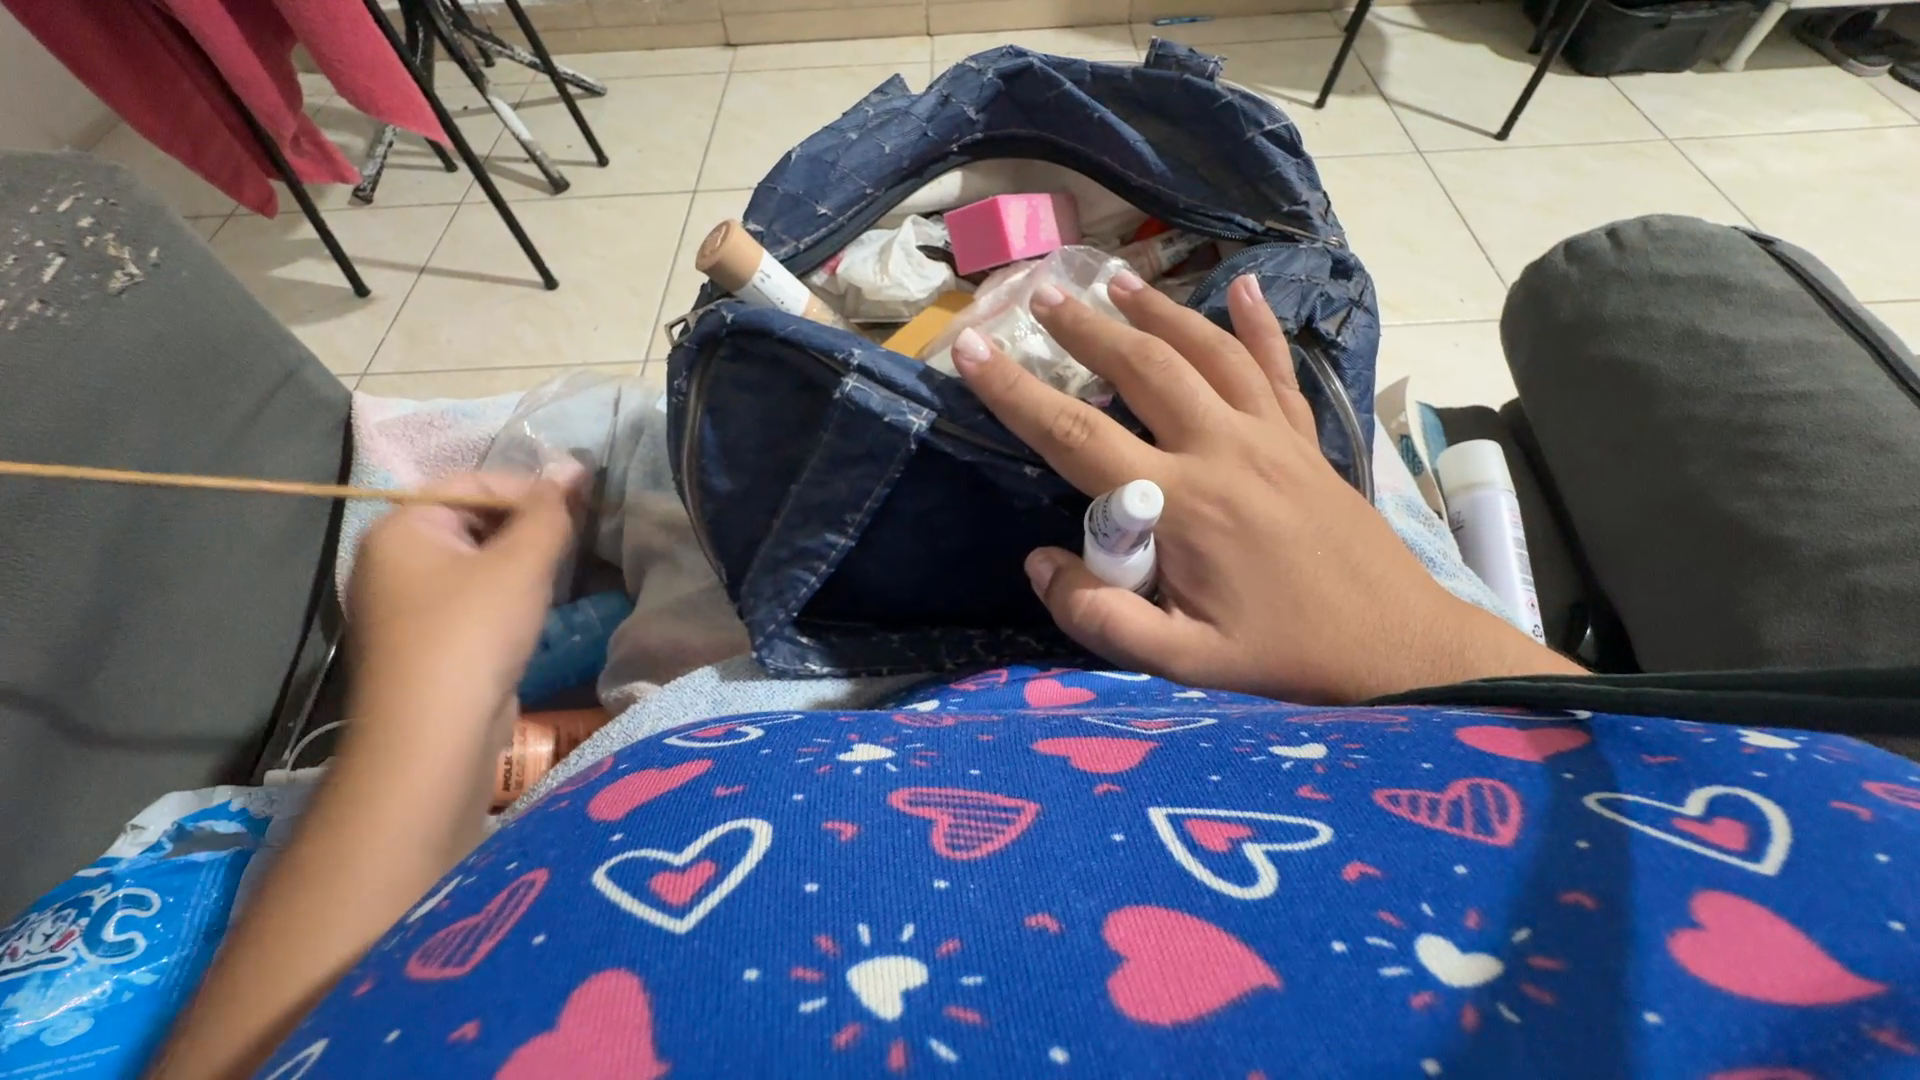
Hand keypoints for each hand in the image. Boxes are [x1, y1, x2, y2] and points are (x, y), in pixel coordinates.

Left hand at [346, 467, 583, 729]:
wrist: (434, 733)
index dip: (531, 488)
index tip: (583, 501)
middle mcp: (389, 559)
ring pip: (473, 562)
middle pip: (470, 521)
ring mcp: (400, 604)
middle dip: (526, 526)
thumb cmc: (473, 632)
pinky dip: (503, 595)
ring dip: (519, 563)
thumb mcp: (522, 562)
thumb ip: (550, 511)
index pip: (472, 484)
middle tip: (574, 539)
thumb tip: (572, 467)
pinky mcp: (420, 641)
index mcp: (400, 528)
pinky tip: (532, 610)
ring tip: (559, 572)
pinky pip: (468, 598)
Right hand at [950, 272, 1581, 703]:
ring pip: (1205, 353)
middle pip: (1142, 370)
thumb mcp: (1181, 662)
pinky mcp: (1303, 440)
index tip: (973, 348)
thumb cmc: (1282, 655)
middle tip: (1040, 294)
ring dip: (1155, 311)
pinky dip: (1255, 323)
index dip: (1016, 392)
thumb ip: (1101, 616)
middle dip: (1084, 328)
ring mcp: (1270, 436)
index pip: (1078, 435)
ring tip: (1112, 279)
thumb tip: (1038, 562)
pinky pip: (1275, 368)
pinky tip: (1241, 285)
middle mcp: (1223, 450)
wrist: (1396, 647)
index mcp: (1183, 505)